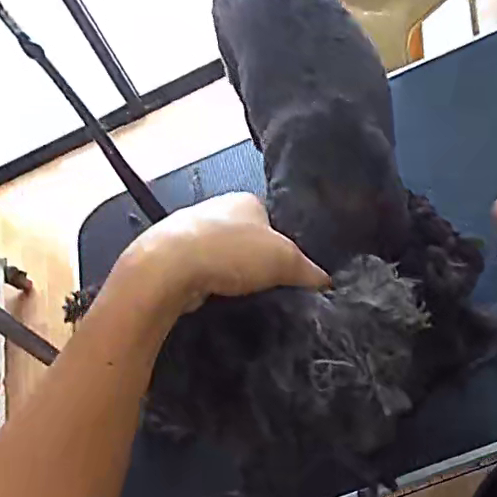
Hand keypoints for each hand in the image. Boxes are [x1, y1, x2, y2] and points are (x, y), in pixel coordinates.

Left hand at [111, 192, 329, 316]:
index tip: (294, 270)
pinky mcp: (173, 254)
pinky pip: (205, 269)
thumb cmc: (233, 253)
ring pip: (227, 255)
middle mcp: (218, 207)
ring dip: (236, 273)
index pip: (277, 221)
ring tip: (249, 296)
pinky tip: (221, 297)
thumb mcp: (286, 260)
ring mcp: (192, 229)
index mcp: (246, 199)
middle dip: (261, 261)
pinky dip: (215, 283)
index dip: (289, 245)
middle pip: (252, 239)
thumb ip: (310, 270)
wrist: (169, 269)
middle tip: (276, 287)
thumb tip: (327, 282)